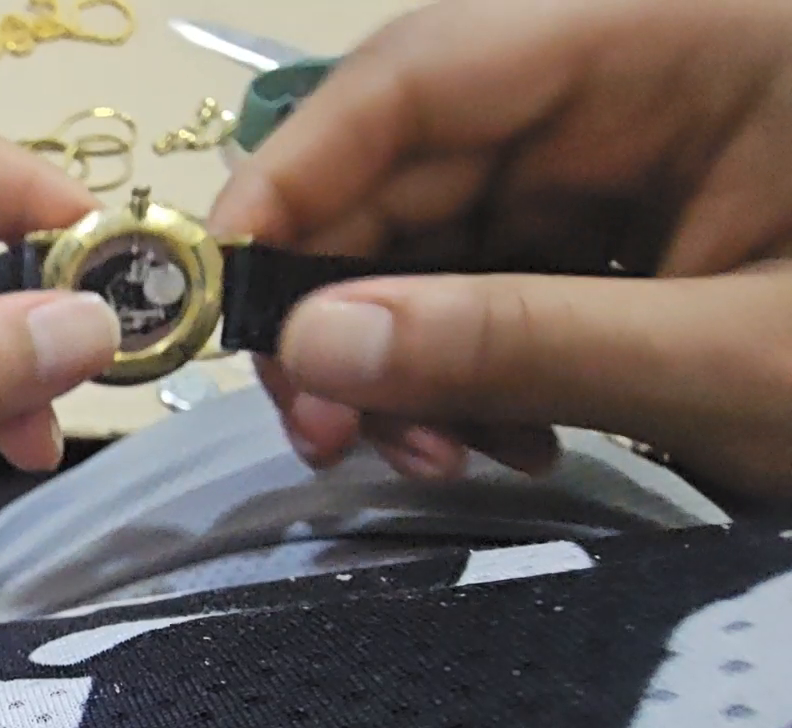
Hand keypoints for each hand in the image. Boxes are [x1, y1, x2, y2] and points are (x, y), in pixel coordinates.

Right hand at [209, 0, 791, 495]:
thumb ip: (513, 342)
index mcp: (693, 31)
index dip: (288, 184)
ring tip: (418, 455)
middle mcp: (626, 83)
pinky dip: (444, 378)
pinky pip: (461, 297)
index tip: (218, 301)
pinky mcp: (596, 238)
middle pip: (390, 184)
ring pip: (411, 255)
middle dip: (333, 317)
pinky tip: (483, 440)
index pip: (412, 80)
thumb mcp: (749, 358)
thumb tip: (307, 349)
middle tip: (319, 432)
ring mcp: (606, 168)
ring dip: (385, 368)